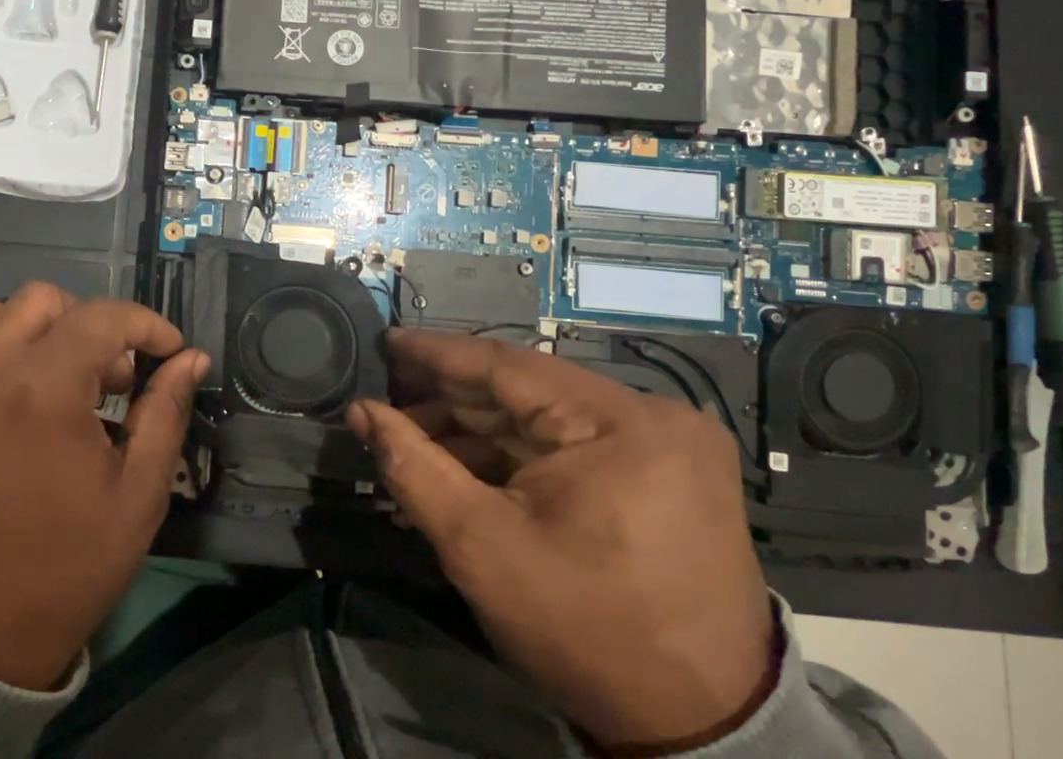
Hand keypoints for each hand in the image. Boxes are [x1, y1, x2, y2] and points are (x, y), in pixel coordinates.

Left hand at [0, 283, 207, 690]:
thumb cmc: (63, 570)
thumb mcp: (137, 496)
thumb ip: (165, 414)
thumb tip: (189, 358)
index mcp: (44, 388)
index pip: (103, 317)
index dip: (146, 324)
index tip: (167, 349)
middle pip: (45, 301)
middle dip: (91, 327)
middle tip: (111, 381)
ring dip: (30, 326)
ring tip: (51, 375)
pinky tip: (2, 390)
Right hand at [348, 330, 776, 753]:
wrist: (700, 722)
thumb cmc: (584, 628)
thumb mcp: (479, 544)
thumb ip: (412, 466)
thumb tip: (361, 411)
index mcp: (621, 422)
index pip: (507, 365)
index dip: (435, 353)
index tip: (383, 340)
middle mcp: (655, 417)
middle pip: (528, 391)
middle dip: (451, 401)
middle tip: (385, 402)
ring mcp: (669, 447)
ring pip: (548, 420)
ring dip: (478, 433)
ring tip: (410, 445)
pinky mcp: (669, 477)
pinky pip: (574, 448)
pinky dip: (516, 458)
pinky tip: (462, 471)